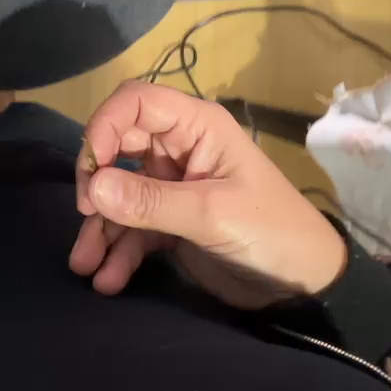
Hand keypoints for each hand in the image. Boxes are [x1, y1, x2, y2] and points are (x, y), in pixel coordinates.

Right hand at [69, 82, 347, 308]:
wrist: (306, 288)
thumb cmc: (270, 232)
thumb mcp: (212, 215)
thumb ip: (151, 202)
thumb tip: (92, 187)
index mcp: (196, 126)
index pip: (136, 102)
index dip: (106, 125)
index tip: (91, 169)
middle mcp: (179, 147)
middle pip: (119, 145)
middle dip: (96, 180)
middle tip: (85, 214)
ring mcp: (172, 184)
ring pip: (120, 190)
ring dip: (101, 227)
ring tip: (84, 265)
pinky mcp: (171, 220)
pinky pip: (133, 225)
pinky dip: (118, 250)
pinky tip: (107, 279)